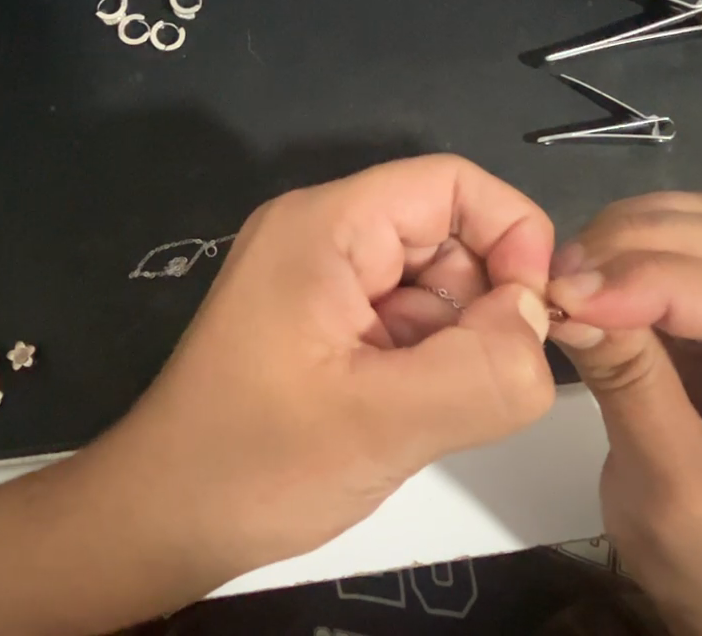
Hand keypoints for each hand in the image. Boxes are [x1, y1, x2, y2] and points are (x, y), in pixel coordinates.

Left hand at [82, 155, 558, 580]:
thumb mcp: (380, 424)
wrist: (164, 517)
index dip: (511, 232)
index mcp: (325, 226)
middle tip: (478, 384)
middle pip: (445, 231)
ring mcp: (320, 277)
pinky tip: (405, 409)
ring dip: (454, 339)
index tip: (535, 317)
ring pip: (431, 281)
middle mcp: (322, 234)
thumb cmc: (254, 464)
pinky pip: (405, 317)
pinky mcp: (323, 318)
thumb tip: (536, 318)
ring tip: (425, 406)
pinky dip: (428, 358)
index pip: (450, 184)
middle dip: (482, 301)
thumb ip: (481, 371)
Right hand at [546, 193, 701, 635]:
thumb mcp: (670, 496)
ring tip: (573, 268)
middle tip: (558, 275)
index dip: (663, 285)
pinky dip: (645, 238)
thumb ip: (630, 386)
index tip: (570, 292)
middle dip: (644, 247)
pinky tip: (601, 266)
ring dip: (642, 231)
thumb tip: (570, 298)